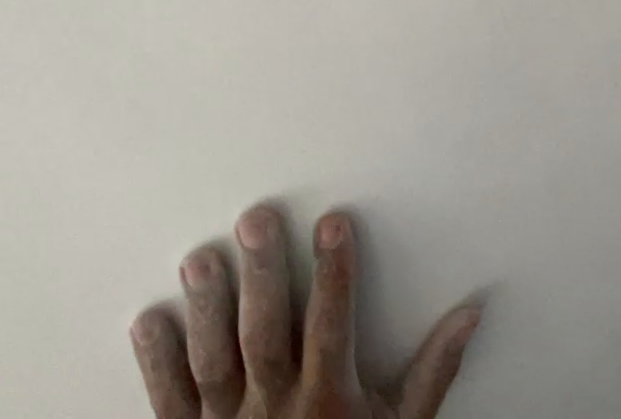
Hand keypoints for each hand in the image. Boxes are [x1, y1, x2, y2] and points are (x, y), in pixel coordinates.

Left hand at [131, 206, 481, 418]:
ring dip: (207, 309)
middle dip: (263, 274)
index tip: (333, 223)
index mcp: (327, 401)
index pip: (332, 323)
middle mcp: (274, 409)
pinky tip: (150, 320)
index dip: (335, 272)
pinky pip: (168, 403)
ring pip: (214, 361)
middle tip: (255, 221)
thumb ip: (434, 371)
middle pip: (266, 333)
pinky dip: (157, 364)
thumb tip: (470, 313)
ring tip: (201, 258)